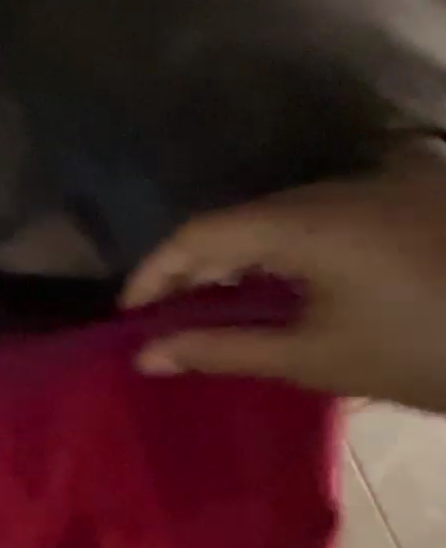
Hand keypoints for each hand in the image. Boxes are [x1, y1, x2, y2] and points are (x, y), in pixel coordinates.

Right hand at [121, 139, 445, 412]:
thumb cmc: (434, 349)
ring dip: (242, 255)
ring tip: (224, 301)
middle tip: (171, 314)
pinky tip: (291, 284)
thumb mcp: (316, 359)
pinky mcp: (428, 198)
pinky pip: (332, 212)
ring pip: (285, 213)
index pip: (200, 234)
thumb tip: (144, 357)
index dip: (153, 272)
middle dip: (194, 265)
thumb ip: (219, 350)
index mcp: (314, 224)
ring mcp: (397, 187)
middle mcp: (350, 190)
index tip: (132, 316)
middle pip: (240, 218)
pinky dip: (291, 246)